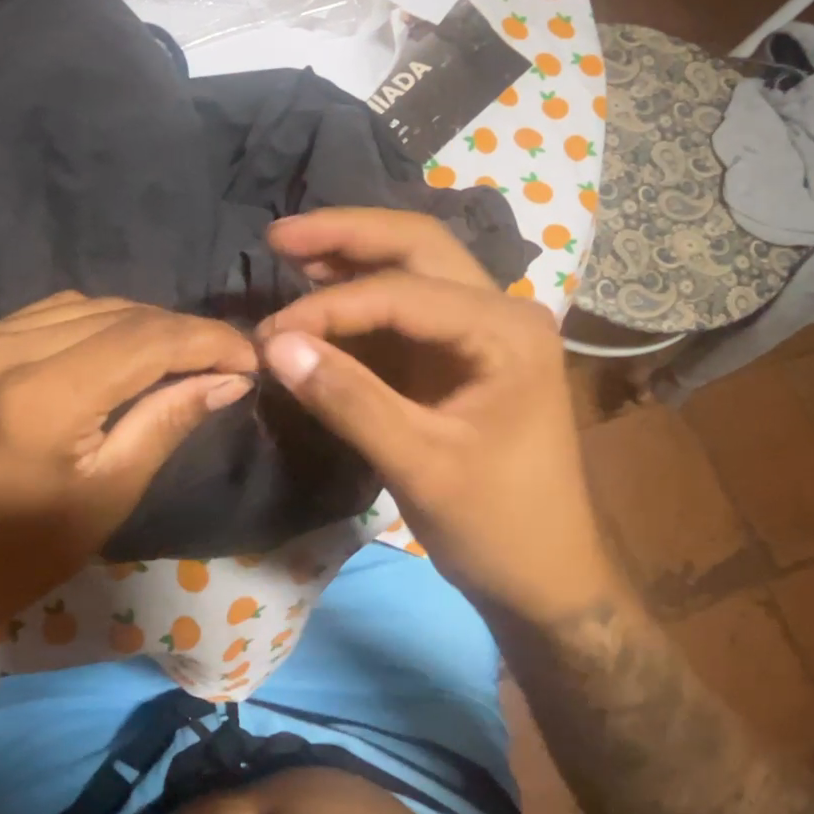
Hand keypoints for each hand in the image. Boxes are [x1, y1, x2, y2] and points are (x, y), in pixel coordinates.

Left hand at [0, 291, 256, 621]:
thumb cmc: (37, 543)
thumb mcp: (115, 488)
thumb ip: (170, 418)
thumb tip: (231, 377)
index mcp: (44, 396)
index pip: (145, 341)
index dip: (206, 341)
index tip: (252, 357)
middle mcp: (11, 348)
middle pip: (123, 316)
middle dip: (185, 332)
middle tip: (230, 358)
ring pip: (96, 306)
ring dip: (149, 325)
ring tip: (189, 355)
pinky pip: (63, 311)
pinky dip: (107, 323)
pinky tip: (132, 347)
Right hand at [257, 209, 618, 618]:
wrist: (545, 577)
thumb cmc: (498, 524)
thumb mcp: (420, 464)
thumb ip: (349, 399)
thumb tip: (274, 345)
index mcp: (505, 330)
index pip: (403, 291)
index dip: (329, 306)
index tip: (268, 336)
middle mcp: (500, 312)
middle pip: (417, 247)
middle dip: (346, 236)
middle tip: (278, 236)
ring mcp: (481, 331)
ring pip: (412, 269)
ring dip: (352, 260)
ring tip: (289, 253)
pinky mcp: (459, 356)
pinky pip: (405, 310)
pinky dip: (359, 302)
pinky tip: (317, 300)